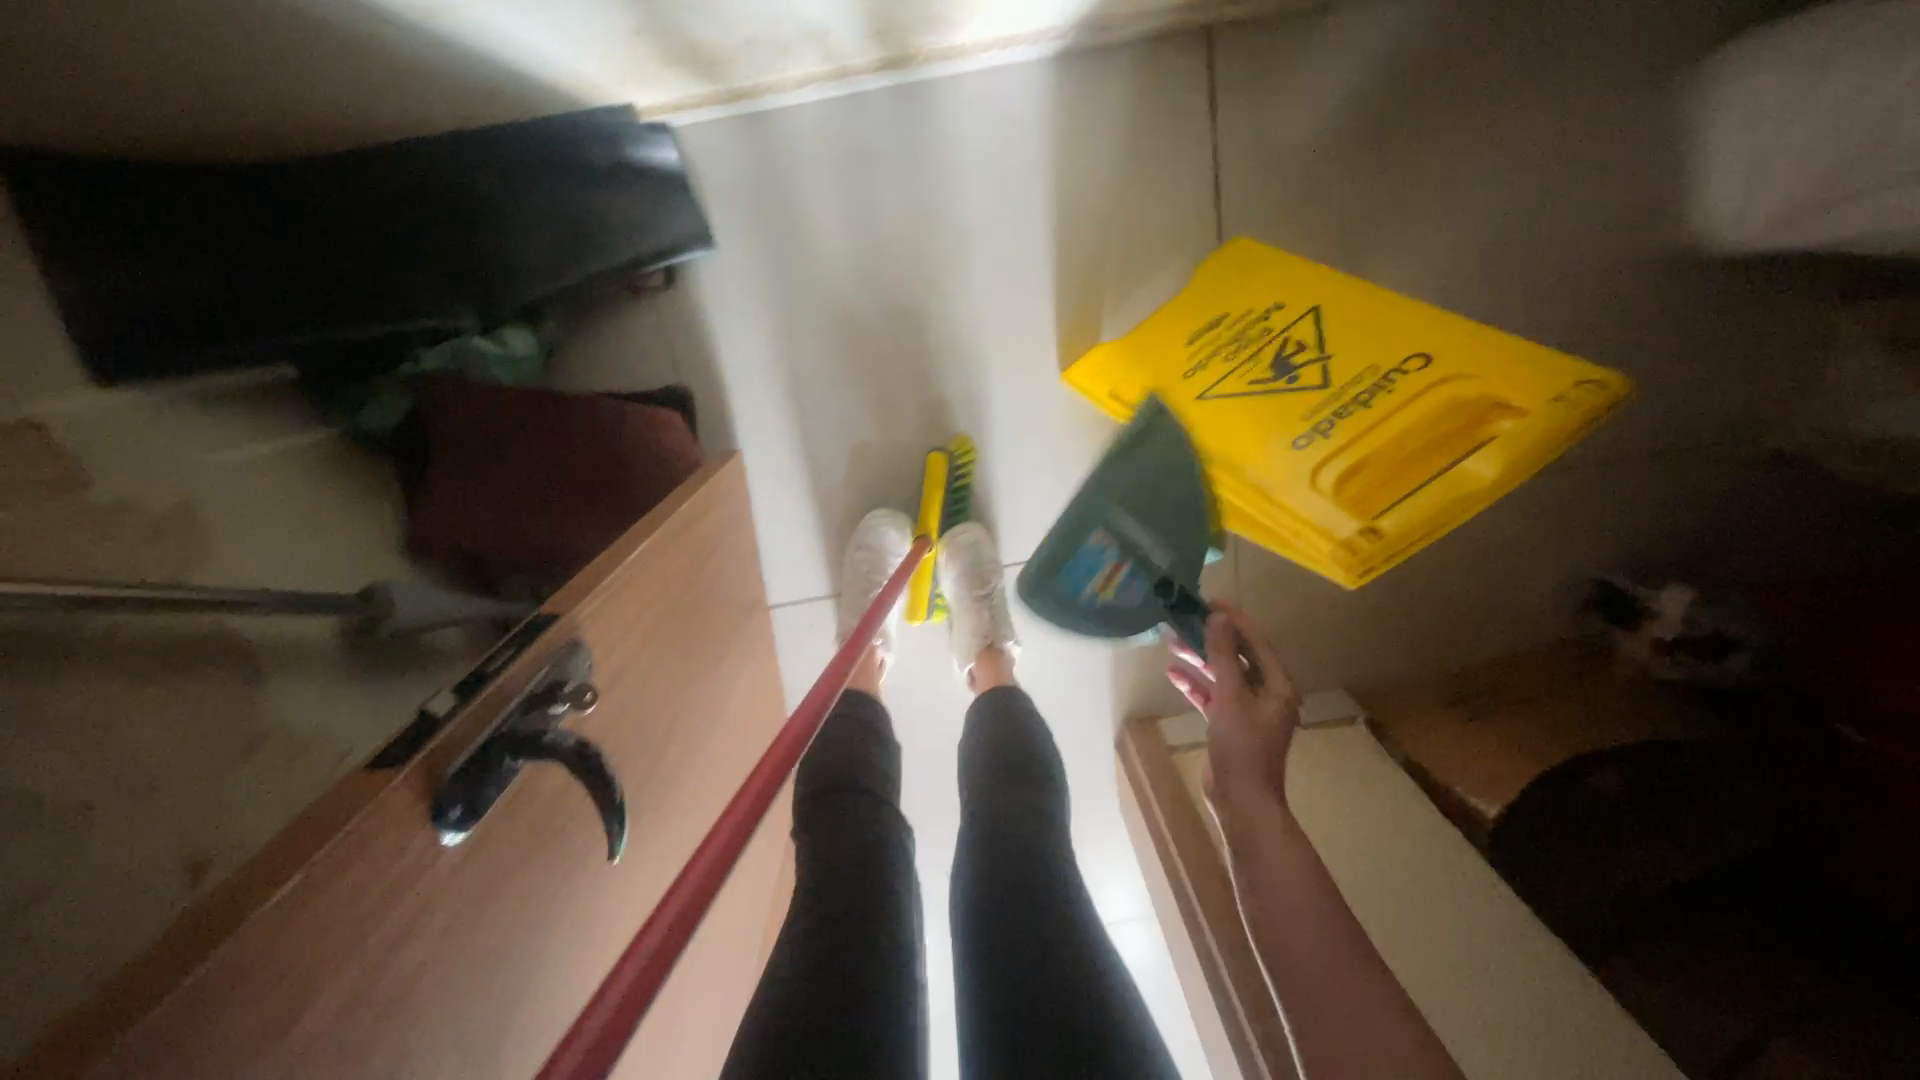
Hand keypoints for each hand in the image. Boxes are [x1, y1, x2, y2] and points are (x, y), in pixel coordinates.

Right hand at [1165, 603, 1298, 806]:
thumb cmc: (1242, 746)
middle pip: (1237, 658)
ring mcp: (1248, 711)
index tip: (1209, 600)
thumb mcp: (1231, 696)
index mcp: (1278, 686)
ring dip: (1200, 660)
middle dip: (1211, 639)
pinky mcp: (1230, 726)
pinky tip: (1173, 674)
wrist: (1242, 800)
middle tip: (1185, 619)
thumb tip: (1220, 618)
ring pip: (1222, 677)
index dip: (1233, 620)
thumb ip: (1223, 656)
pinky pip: (1213, 697)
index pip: (1255, 642)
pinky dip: (1196, 686)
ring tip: (1172, 641)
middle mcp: (1267, 695)